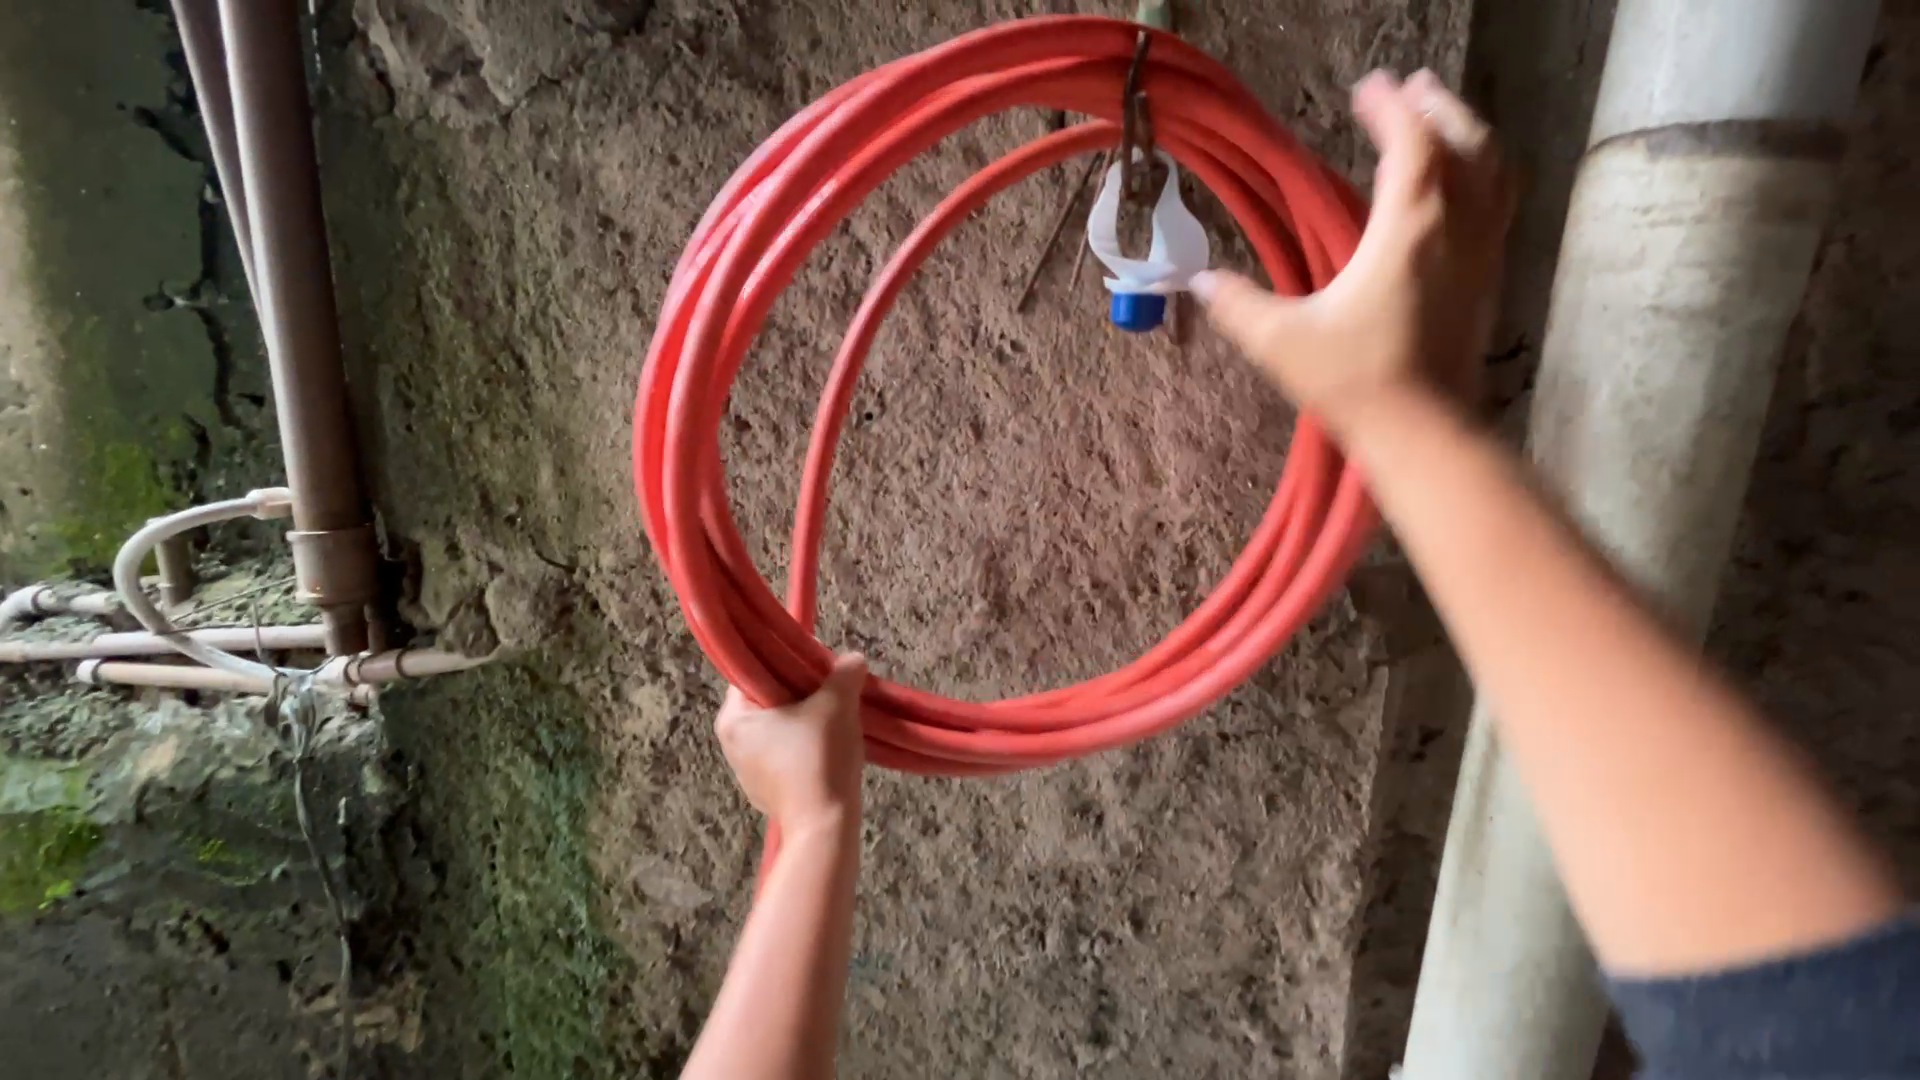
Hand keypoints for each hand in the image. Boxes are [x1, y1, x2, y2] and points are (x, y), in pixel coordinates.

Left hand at [714, 654, 867, 832]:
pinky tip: (831, 747)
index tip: (814, 663)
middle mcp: (731, 745)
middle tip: (831, 688)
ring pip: (780, 729)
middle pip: (768, 701)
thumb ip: (844, 674)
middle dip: (800, 692)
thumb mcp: (837, 704)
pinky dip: (806, 747)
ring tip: (837, 716)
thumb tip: (853, 660)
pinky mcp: (768, 793)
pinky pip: (787, 755)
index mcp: (733, 719)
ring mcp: (748, 772)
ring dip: (806, 720)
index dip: (785, 661)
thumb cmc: (819, 756)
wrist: (824, 825)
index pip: (754, 673)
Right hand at [1194, 69, 1514, 440]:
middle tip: (1413, 88)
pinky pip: (1498, 206)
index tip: (1367, 88)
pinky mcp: (1487, 279)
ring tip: (1445, 123)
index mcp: (1410, 228)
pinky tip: (1462, 190)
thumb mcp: (1280, 341)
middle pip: (1465, 143)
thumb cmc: (1353, 380)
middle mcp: (1457, 227)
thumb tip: (1198, 282)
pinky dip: (1483, 176)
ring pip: (1493, 171)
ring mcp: (1481, 252)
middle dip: (1439, 108)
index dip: (1391, 108)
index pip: (1411, 144)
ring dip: (1471, 136)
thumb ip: (1237, 305)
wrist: (1422, 429)